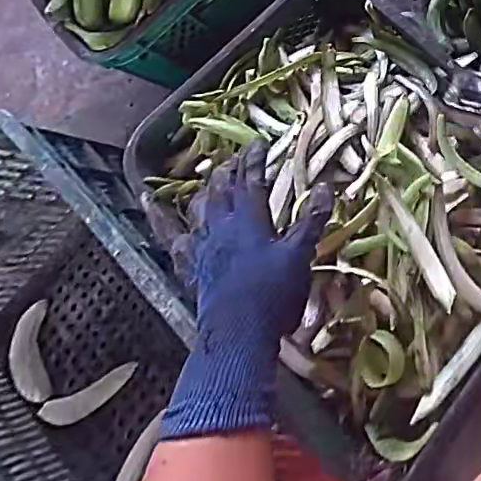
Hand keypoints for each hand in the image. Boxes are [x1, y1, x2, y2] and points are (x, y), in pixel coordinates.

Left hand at [161, 166, 331, 440]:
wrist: (236, 338)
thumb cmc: (273, 294)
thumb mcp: (300, 255)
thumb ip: (311, 220)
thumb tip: (326, 186)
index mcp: (249, 222)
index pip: (251, 182)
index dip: (255, 160)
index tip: (258, 143)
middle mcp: (222, 230)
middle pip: (221, 192)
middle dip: (228, 171)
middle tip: (235, 158)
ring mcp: (203, 251)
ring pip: (197, 212)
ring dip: (203, 193)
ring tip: (207, 182)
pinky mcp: (193, 272)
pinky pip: (173, 242)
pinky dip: (162, 224)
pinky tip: (154, 216)